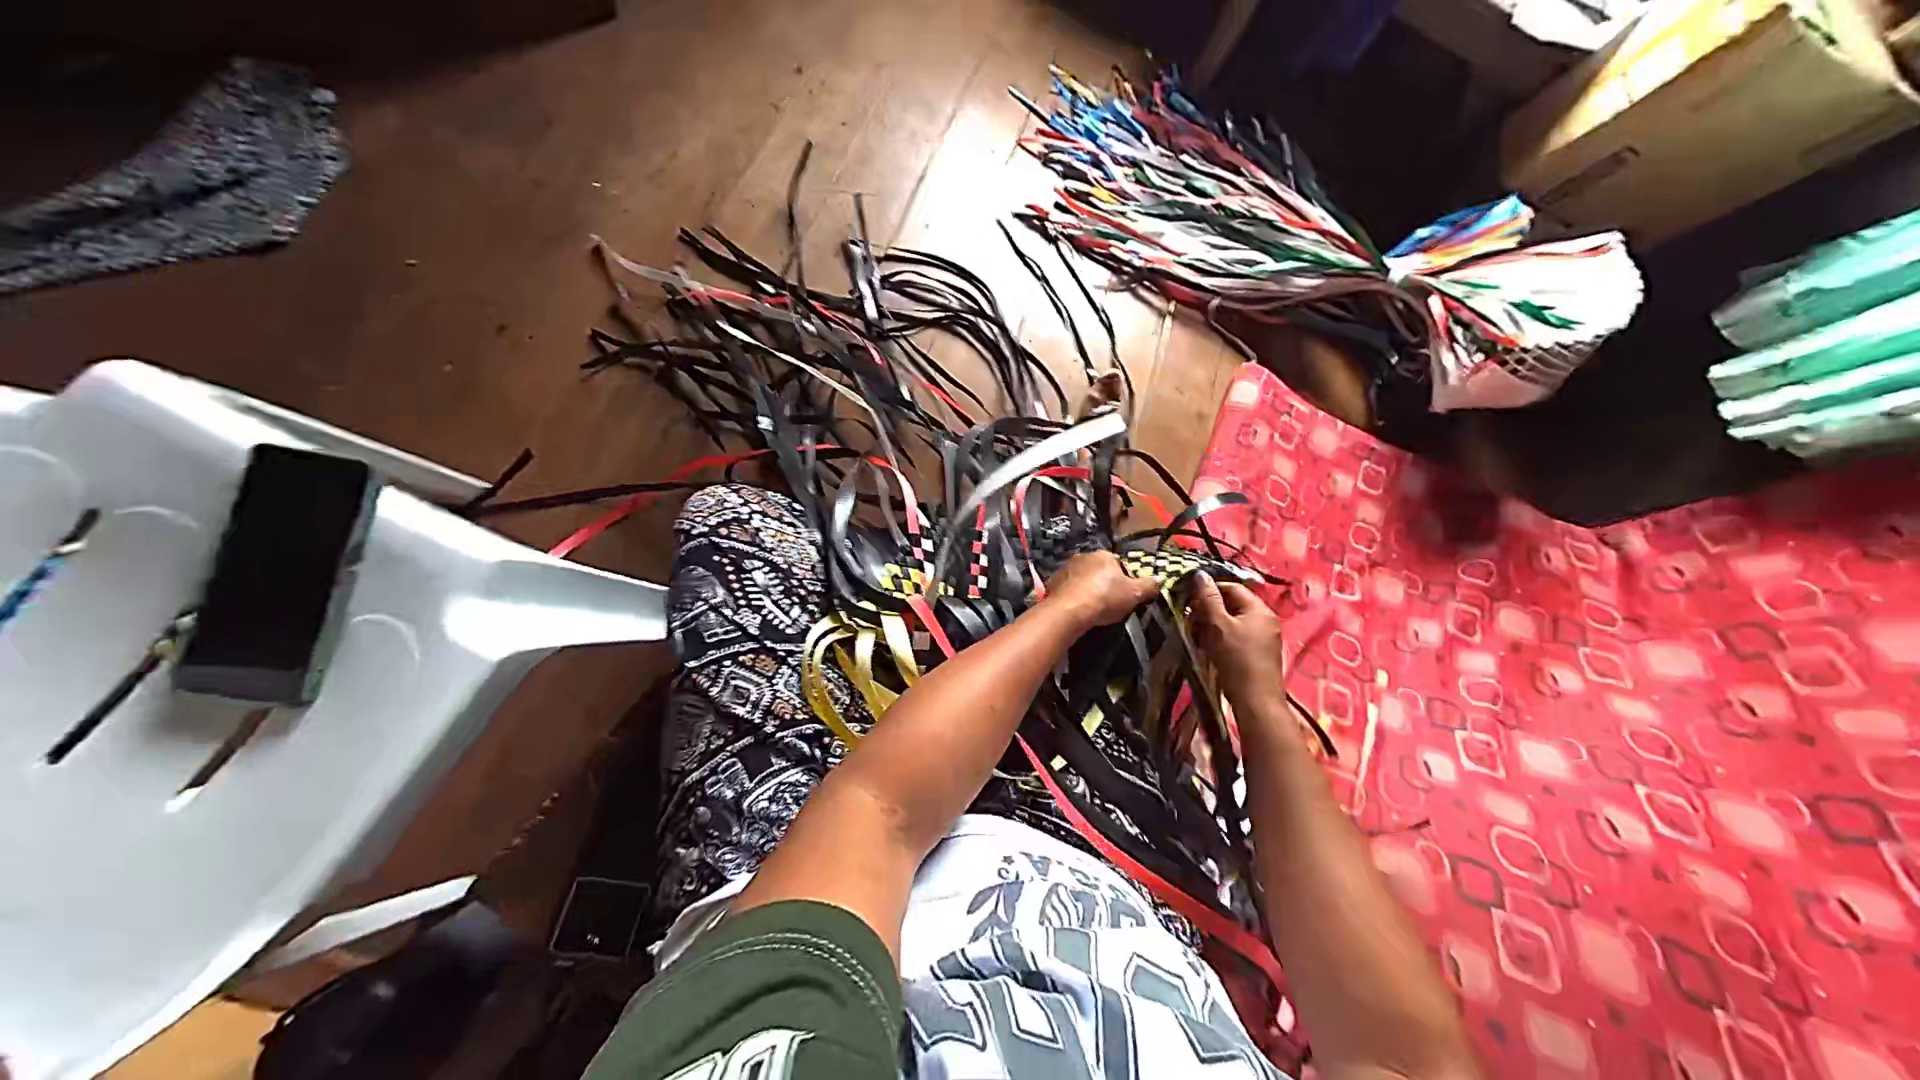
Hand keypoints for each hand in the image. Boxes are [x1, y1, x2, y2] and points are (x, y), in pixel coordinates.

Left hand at [1041, 551, 1159, 628]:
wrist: (1068, 611)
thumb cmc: (1104, 597)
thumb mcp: (1134, 593)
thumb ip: (1149, 586)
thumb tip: (1159, 580)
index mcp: (1103, 554)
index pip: (1119, 563)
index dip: (1125, 578)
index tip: (1126, 594)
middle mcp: (1083, 556)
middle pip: (1099, 570)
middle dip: (1104, 583)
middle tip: (1109, 602)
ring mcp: (1065, 568)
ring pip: (1082, 578)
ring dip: (1087, 589)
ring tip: (1092, 608)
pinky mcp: (1052, 582)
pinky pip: (1068, 588)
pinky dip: (1073, 596)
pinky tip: (1077, 609)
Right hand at [1187, 572, 1284, 693]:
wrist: (1255, 701)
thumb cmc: (1236, 659)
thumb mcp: (1218, 626)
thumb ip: (1208, 599)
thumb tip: (1199, 574)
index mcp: (1259, 609)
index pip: (1231, 587)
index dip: (1208, 590)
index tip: (1187, 599)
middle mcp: (1265, 620)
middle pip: (1232, 605)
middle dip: (1208, 610)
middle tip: (1189, 619)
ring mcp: (1263, 638)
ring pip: (1232, 622)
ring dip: (1211, 626)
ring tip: (1195, 636)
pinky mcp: (1258, 653)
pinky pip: (1236, 637)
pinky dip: (1220, 638)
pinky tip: (1207, 648)